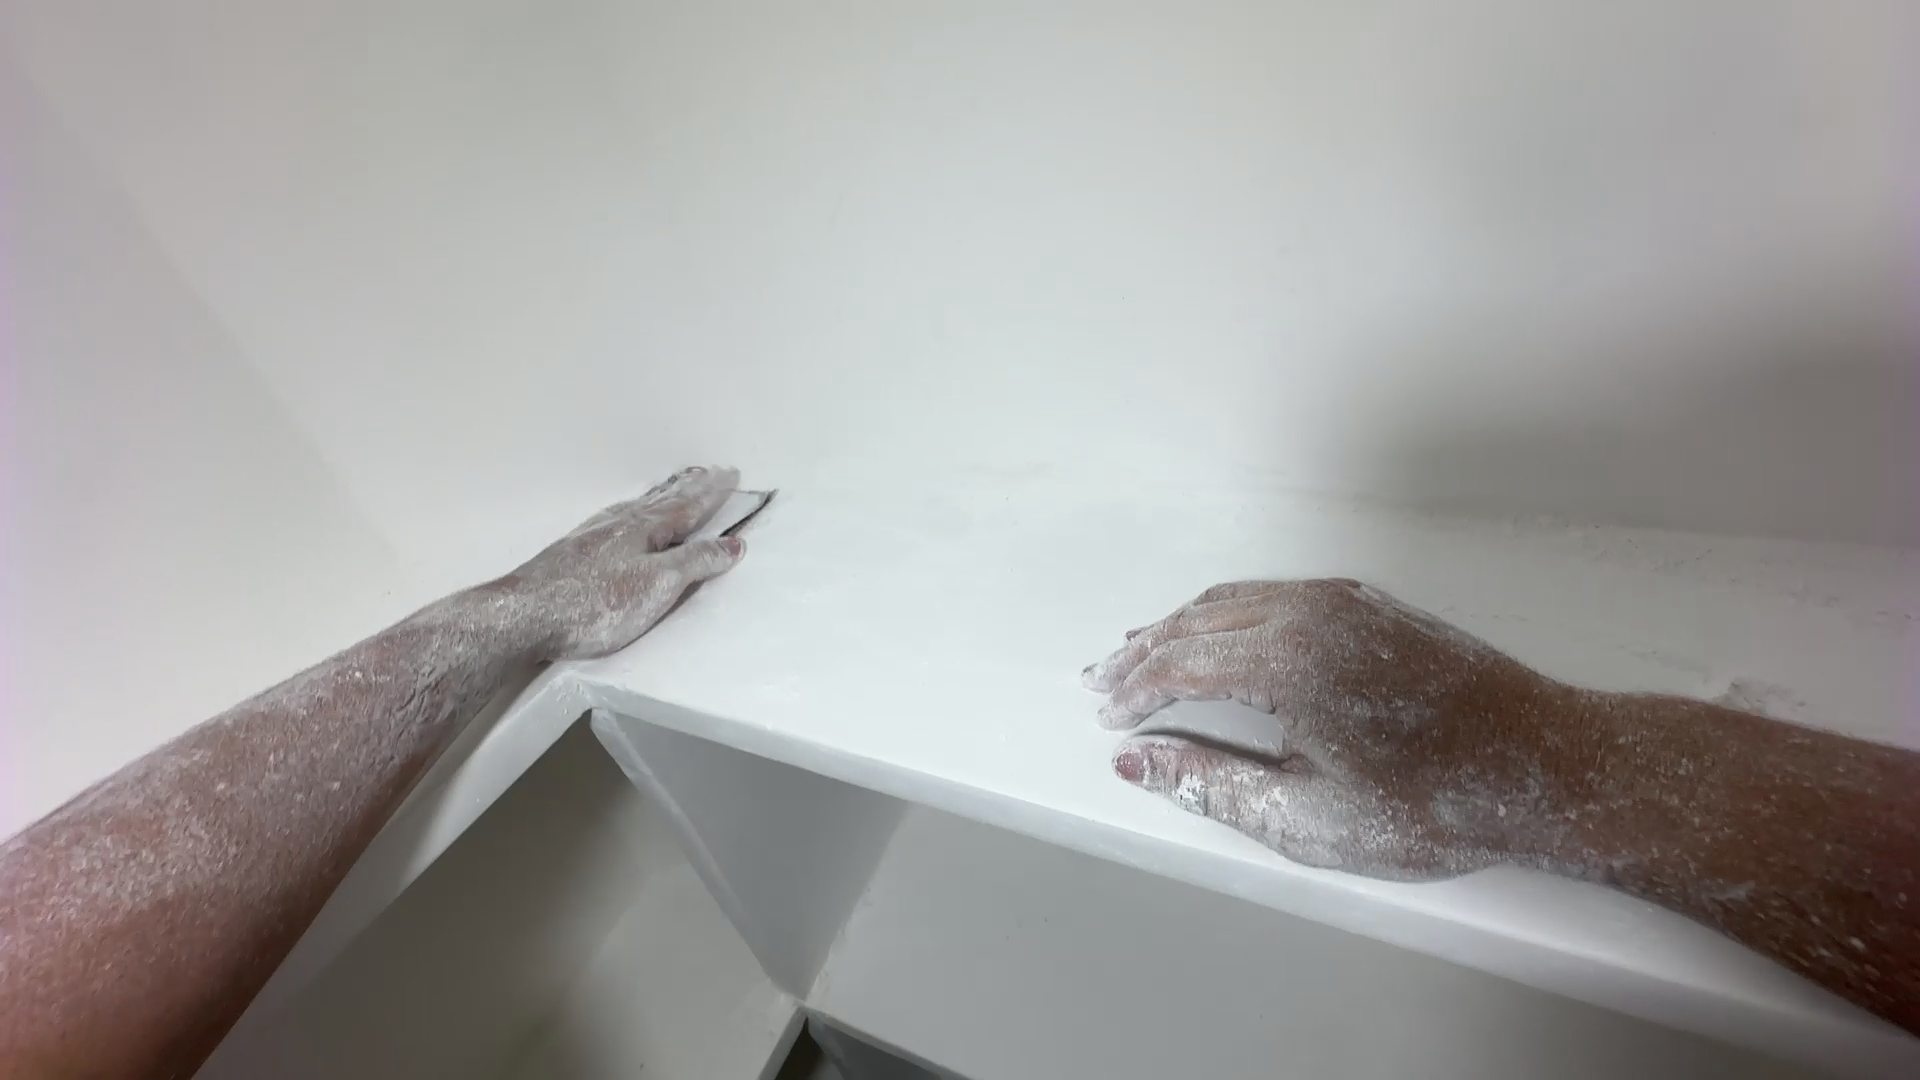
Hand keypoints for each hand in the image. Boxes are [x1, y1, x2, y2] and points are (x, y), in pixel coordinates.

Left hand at [505, 465, 746, 659]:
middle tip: (708, 471)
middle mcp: (620, 523)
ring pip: (637, 507)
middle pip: (662, 500)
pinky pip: (617, 519)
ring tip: (673, 486)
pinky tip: (625, 516)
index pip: (687, 506)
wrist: (522, 617)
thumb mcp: (658, 584)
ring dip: (661, 496)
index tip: (730, 475)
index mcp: (645, 528)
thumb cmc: (598, 603)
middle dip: (689, 488)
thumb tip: (734, 543)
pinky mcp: (574, 552)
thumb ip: (696, 561)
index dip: (711, 493)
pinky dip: (634, 511)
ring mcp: (594, 535)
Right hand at [1083, 579, 1585, 880]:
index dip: (1133, 691)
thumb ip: (1208, 783)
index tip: (1108, 716)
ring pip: (1223, 601)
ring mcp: (1333, 599)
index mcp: (1287, 664)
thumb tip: (1134, 760)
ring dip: (1174, 628)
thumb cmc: (1434, 806)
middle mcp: (1302, 613)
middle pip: (1191, 625)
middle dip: (1140, 654)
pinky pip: (1263, 594)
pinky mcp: (1356, 599)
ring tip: (1137, 651)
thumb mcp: (1307, 818)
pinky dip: (1219, 613)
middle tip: (1102, 679)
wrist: (1553, 768)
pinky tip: (1208, 633)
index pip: (1178, 667)